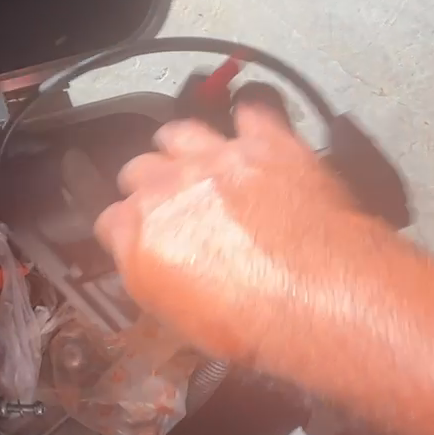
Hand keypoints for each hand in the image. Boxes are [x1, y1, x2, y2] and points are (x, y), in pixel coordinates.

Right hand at [93, 104, 368, 361]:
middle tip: (170, 201)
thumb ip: (147, 277)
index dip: (125, 230)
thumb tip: (146, 266)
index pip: (108, 221)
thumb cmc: (249, 324)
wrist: (325, 297)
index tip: (140, 240)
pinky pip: (253, 110)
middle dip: (147, 183)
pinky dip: (253, 115)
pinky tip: (255, 123)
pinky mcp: (267, 144)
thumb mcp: (176, 318)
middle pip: (137, 169)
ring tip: (197, 157)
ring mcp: (214, 159)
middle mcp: (163, 186)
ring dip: (182, 144)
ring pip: (179, 132)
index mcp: (135, 231)